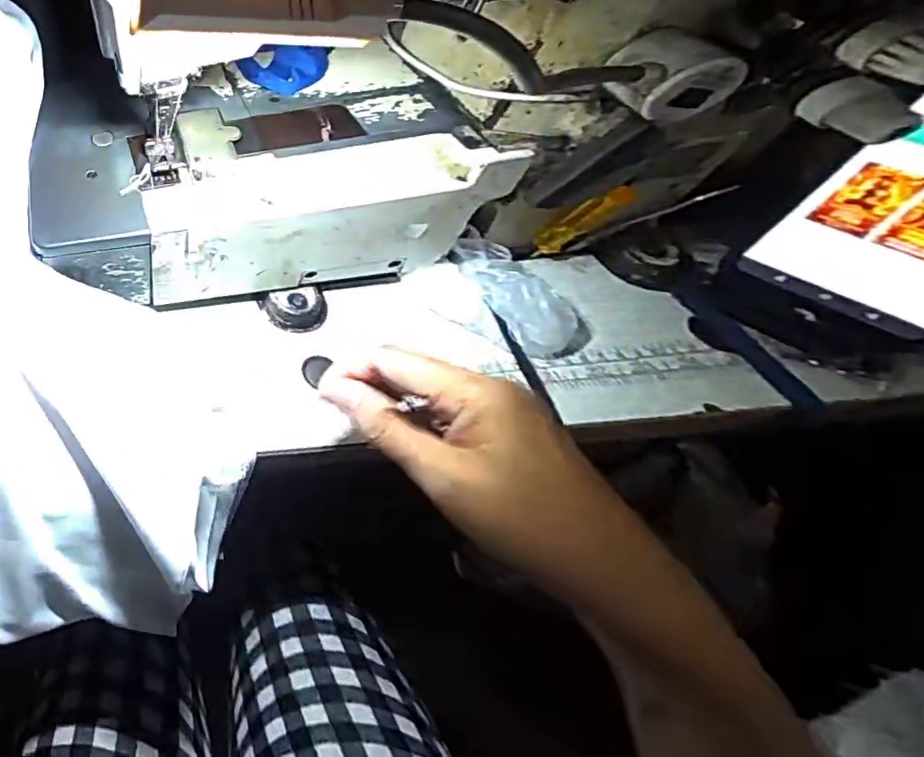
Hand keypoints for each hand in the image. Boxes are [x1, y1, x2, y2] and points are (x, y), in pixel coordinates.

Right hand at [321, 350, 822, 756]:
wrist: (605, 566)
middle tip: (335, 407)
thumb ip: (385, 427)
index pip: (398, 358)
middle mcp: (491, 385)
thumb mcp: (441, 475)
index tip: (319, 387)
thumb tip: (338, 388)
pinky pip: (455, 411)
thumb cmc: (520, 520)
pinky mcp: (512, 429)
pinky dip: (424, 419)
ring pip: (434, 391)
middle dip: (372, 382)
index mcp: (475, 387)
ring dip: (396, 402)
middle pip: (416, 370)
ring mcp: (505, 406)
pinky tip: (409, 438)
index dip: (355, 367)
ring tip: (363, 422)